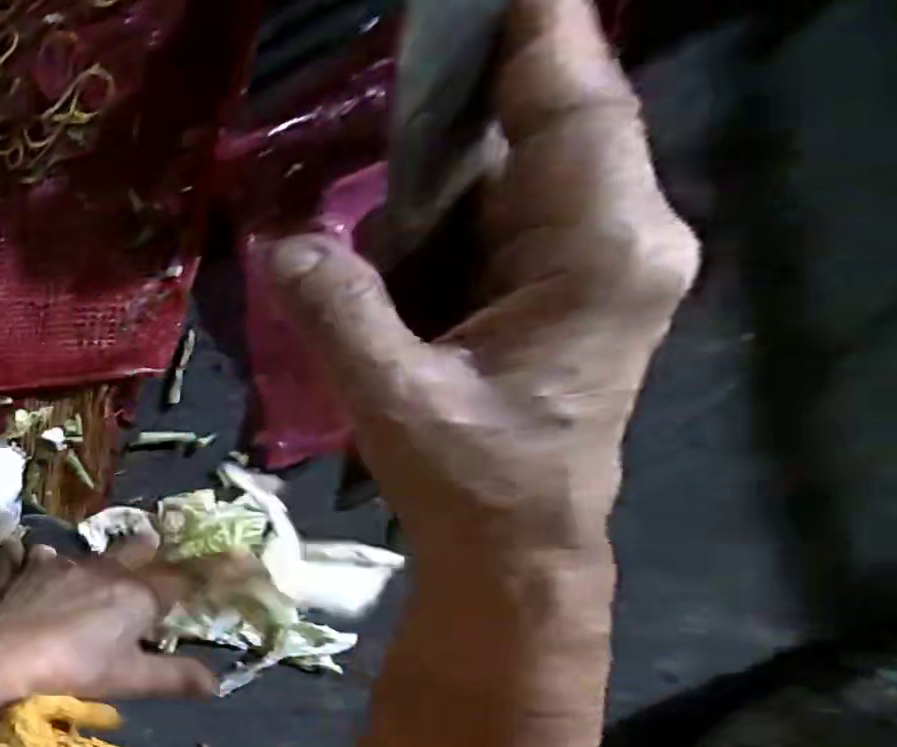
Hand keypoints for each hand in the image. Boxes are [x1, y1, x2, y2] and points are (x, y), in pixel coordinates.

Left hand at [0, 538, 217, 706]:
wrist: (7, 651)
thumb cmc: (76, 667)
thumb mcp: (130, 679)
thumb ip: (174, 677)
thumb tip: (217, 682)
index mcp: (138, 596)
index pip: (183, 579)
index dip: (212, 570)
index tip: (236, 557)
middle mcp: (107, 571)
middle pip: (138, 551)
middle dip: (149, 550)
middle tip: (154, 546)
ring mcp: (68, 565)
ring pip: (95, 554)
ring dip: (105, 560)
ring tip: (104, 566)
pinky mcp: (34, 568)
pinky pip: (49, 557)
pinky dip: (54, 563)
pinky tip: (48, 570)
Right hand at [271, 0, 698, 565]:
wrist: (512, 546)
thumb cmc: (472, 479)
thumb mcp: (395, 399)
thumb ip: (339, 315)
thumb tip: (281, 243)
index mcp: (599, 256)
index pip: (577, 112)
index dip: (539, 37)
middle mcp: (615, 245)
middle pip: (549, 135)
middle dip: (474, 97)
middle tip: (395, 66)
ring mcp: (590, 270)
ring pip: (520, 180)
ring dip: (449, 160)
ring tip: (376, 135)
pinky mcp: (557, 296)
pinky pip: (501, 225)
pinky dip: (445, 212)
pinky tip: (391, 218)